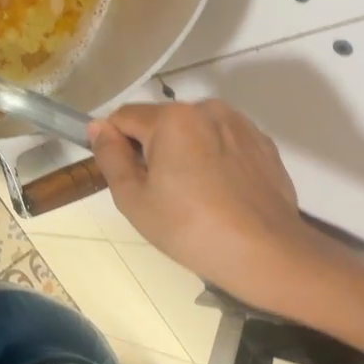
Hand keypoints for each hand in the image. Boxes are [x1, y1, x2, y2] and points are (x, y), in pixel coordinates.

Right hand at [89, 100, 343, 311]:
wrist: (265, 252)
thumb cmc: (188, 227)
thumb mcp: (132, 197)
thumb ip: (110, 156)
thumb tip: (98, 128)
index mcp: (173, 119)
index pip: (123, 116)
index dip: (113, 143)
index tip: (120, 175)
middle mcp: (209, 110)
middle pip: (160, 121)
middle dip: (150, 147)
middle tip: (155, 192)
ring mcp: (241, 126)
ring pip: (193, 131)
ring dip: (182, 152)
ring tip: (190, 194)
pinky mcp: (263, 145)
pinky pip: (222, 142)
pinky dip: (211, 159)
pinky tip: (216, 193)